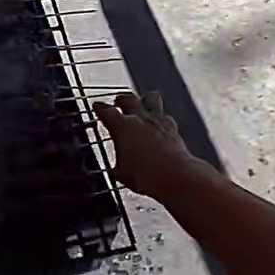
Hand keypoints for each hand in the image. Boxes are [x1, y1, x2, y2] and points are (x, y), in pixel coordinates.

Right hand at [92, 91, 211, 200]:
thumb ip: (116, 167)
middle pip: (128, 98)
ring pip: (151, 98)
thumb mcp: (121, 174)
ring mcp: (159, 121)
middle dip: (121, 99)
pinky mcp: (174, 129)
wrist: (176, 177)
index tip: (97, 107)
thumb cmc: (146, 175)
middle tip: (118, 101)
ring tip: (141, 105)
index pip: (105, 110)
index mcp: (121, 126)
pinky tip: (159, 127)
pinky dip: (161, 119)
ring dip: (144, 100)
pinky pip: (166, 116)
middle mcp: (139, 119)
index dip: (99, 108)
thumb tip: (116, 171)